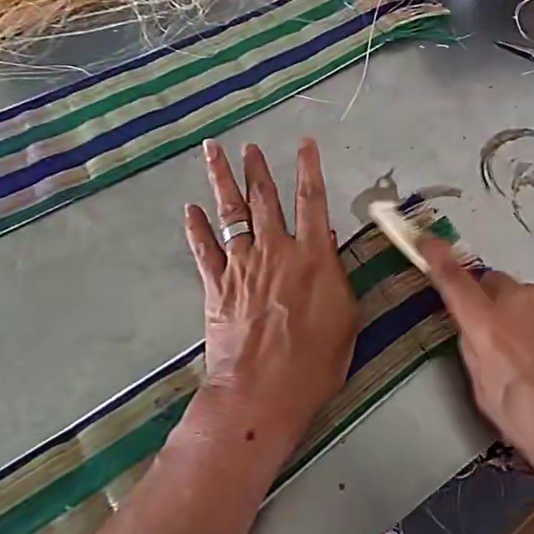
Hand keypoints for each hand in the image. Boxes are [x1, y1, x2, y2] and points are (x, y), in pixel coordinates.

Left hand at [181, 138, 358, 456]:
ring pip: (230, 212)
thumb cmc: (315, 361)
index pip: (311, 200)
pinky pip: (203, 248)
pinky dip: (195, 226)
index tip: (305, 143)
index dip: (309, 168)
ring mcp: (241, 264)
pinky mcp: (215, 284)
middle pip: (264, 198)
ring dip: (222, 180)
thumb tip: (326, 236)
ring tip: (213, 153)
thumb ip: (335, 273)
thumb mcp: (344, 317)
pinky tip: (189, 208)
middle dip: (256, 168)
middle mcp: (274, 250)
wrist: (263, 390)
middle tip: (248, 145)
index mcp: (311, 256)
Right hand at [417, 238, 533, 527]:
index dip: (436, 257)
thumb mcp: (490, 400)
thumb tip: (472, 330)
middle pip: (492, 285)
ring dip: (528, 315)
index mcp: (488, 327)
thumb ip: (475, 354)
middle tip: (506, 343)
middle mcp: (519, 301)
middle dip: (491, 305)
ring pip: (527, 296)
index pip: (453, 280)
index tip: (425, 240)